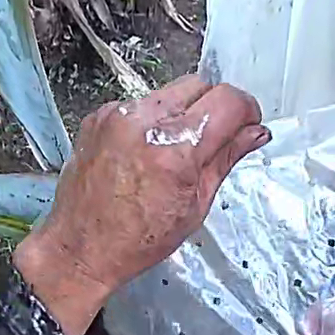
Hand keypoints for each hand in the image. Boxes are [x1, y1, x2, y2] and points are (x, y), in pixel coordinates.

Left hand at [14, 75, 269, 334]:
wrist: (80, 249)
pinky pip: (140, 104)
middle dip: (213, 109)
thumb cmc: (137, 241)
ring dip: (182, 114)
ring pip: (170, 92)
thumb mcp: (195, 206)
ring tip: (171, 152)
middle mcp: (145, 122)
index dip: (245, 112)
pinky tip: (144, 152)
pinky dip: (151, 121)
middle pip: (200, 85)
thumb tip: (254, 133)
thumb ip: (225, 160)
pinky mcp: (98, 116)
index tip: (244, 127)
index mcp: (176, 150)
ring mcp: (117, 115)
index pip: (228, 100)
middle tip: (210, 142)